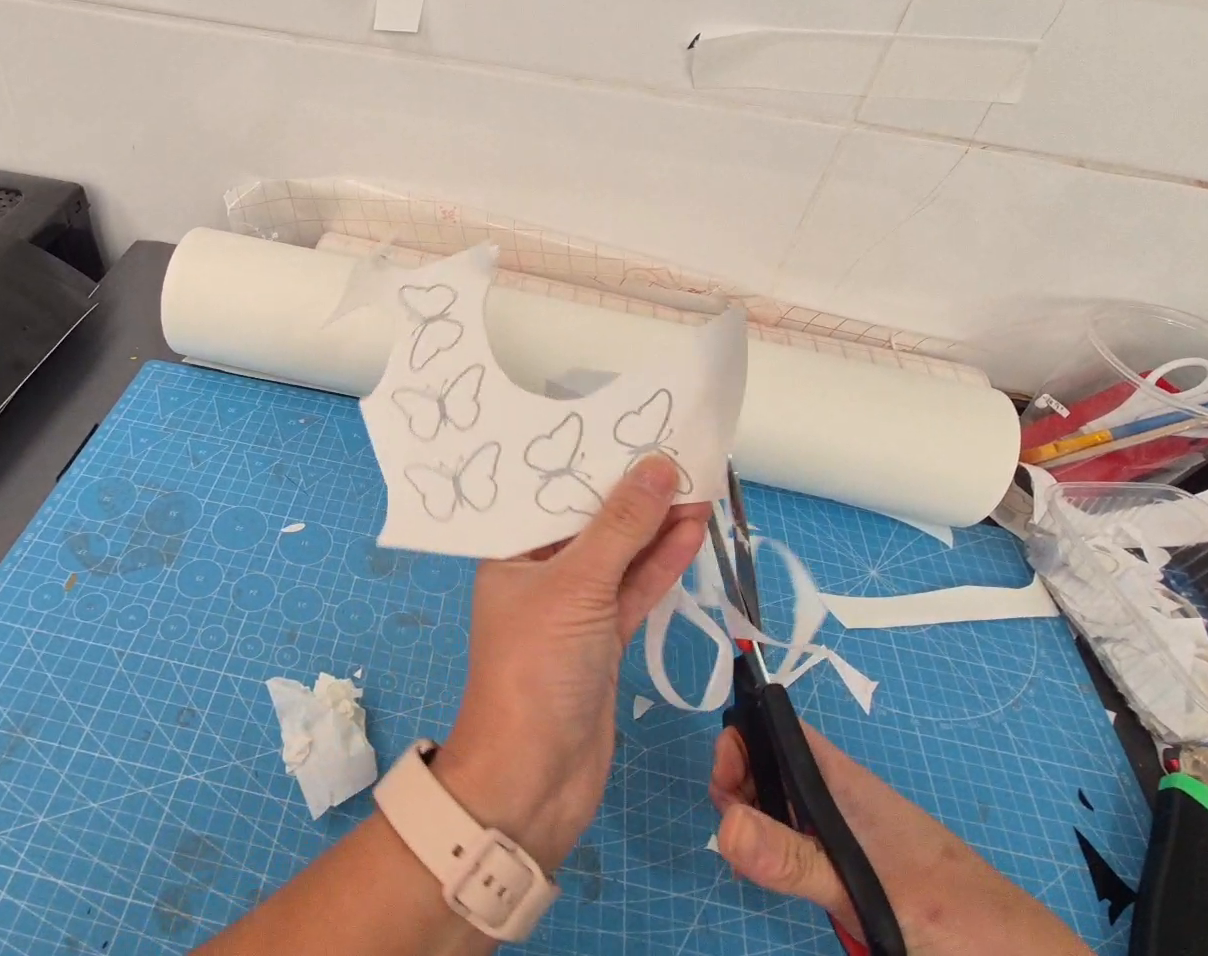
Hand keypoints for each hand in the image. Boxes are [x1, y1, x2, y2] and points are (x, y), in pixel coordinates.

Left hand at [431, 456, 709, 869]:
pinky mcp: (603, 638)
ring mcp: (574, 608)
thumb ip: (620, 528)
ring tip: (698, 482)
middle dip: (632, 492)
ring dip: (656, 526)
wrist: (536, 777)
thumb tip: (659, 466)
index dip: (591, 463)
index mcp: (508, 554)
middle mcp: (538, 574)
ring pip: (619, 556)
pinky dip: (662, 564)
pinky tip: (691, 530)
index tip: (631, 429)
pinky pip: (635, 590)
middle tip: (678, 451)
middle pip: (590, 523)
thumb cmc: (537, 669)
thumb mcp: (576, 587)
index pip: (550, 495)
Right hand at [710, 724, 1091, 955]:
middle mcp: (837, 796)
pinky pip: (796, 843)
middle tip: (736, 841)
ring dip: (754, 828)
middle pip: (767, 768)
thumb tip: (724, 823)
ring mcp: (842, 831)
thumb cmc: (952, 914)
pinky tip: (780, 883)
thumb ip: (793, 859)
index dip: (739, 746)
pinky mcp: (848, 865)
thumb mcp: (864, 889)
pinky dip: (775, 856)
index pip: (774, 731)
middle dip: (737, 793)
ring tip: (754, 868)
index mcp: (841, 780)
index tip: (726, 792)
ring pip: (778, 807)